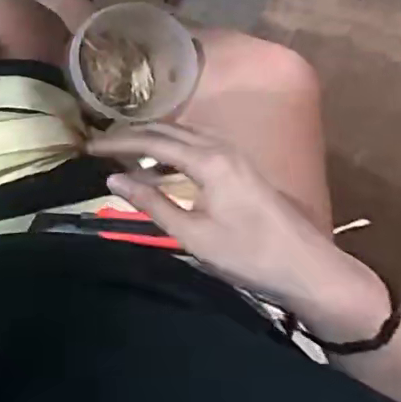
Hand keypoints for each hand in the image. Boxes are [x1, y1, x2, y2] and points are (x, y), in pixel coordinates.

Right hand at [89, 123, 386, 332]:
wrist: (313, 272)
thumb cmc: (250, 256)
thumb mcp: (193, 235)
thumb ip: (151, 203)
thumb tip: (113, 178)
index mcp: (208, 161)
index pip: (150, 141)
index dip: (115, 142)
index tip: (87, 147)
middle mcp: (221, 148)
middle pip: (166, 129)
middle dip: (129, 134)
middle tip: (99, 145)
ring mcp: (235, 155)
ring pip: (182, 133)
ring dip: (149, 138)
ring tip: (122, 151)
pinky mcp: (242, 166)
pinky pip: (196, 143)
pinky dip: (170, 147)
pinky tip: (160, 164)